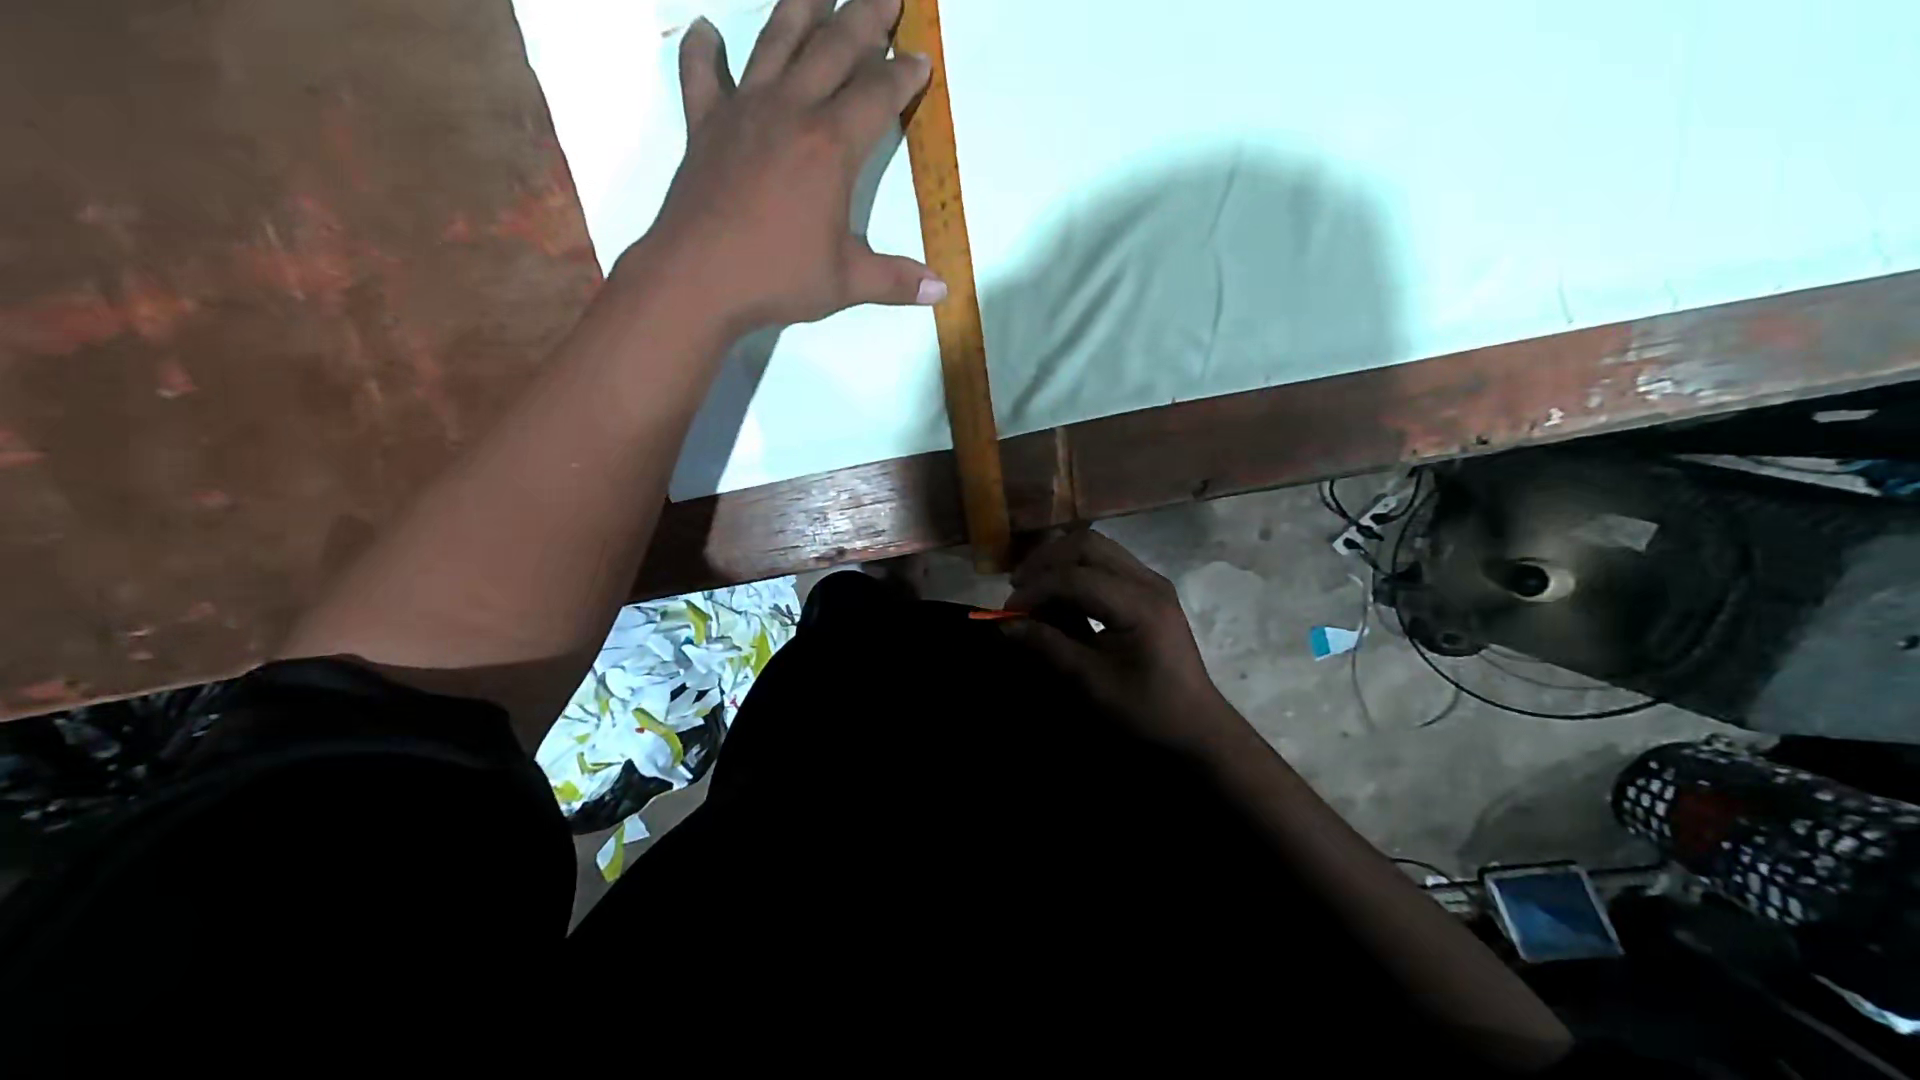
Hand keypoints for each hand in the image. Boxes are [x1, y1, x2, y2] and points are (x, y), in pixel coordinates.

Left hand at [628, 0, 944, 333]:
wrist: (697, 279)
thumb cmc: (777, 278)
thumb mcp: (847, 283)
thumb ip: (896, 281)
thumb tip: (941, 292)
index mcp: (831, 145)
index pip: (879, 93)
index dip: (904, 74)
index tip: (921, 59)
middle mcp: (791, 111)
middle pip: (834, 47)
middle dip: (866, 17)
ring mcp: (743, 110)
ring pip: (775, 41)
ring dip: (801, 9)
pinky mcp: (704, 124)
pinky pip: (702, 73)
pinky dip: (703, 49)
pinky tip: (707, 30)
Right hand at [1002, 530, 1248, 754]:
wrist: (1197, 723)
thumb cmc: (1147, 709)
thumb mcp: (1093, 683)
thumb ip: (1049, 647)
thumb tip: (1006, 625)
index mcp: (1140, 605)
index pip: (1076, 578)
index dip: (1037, 590)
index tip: (1009, 612)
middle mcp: (1149, 581)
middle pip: (1086, 545)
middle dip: (1045, 562)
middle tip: (1017, 589)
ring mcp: (1151, 580)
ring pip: (1096, 546)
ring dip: (1059, 560)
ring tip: (1033, 587)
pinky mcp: (1148, 587)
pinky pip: (1106, 560)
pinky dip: (1076, 568)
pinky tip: (1059, 593)